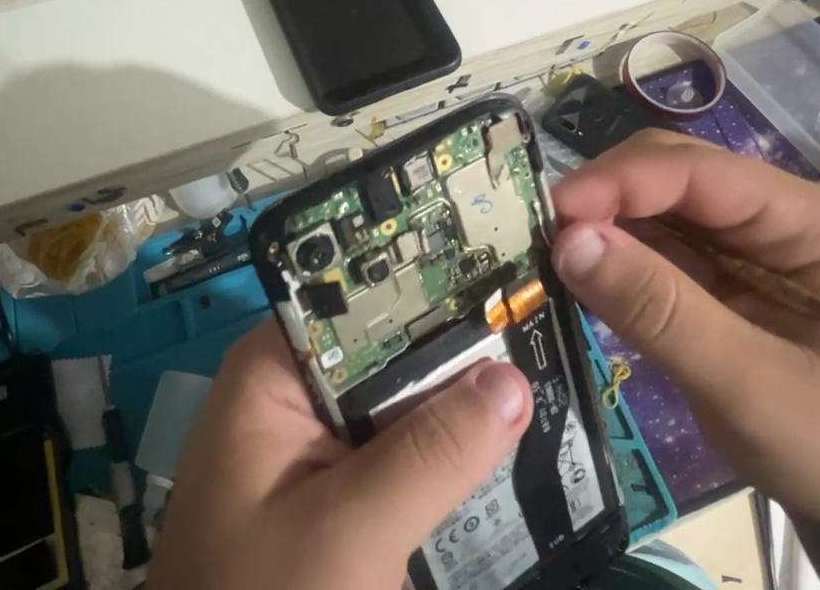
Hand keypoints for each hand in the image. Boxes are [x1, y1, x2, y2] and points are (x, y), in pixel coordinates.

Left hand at [149, 320, 533, 589]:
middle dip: (462, 354)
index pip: (364, 303)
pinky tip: (504, 446)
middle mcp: (295, 392)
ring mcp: (317, 442)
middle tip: (546, 339)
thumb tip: (512, 381)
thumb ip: (429, 455)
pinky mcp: (338, 488)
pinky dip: (446, 455)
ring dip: (462, 408)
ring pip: (404, 403)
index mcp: (274, 372)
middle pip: (391, 351)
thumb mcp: (347, 531)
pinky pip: (402, 451)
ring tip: (545, 381)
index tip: (512, 287)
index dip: (436, 290)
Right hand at [550, 131, 819, 588]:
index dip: (623, 181)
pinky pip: (648, 247)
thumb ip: (663, 313)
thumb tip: (568, 242)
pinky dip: (608, 257)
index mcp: (810, 221)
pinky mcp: (712, 275)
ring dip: (599, 224)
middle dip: (606, 196)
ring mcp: (742, 243)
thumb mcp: (753, 388)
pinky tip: (577, 276)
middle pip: (672, 173)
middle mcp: (774, 214)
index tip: (555, 213)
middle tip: (543, 238)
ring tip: (547, 256)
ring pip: (651, 205)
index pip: (703, 173)